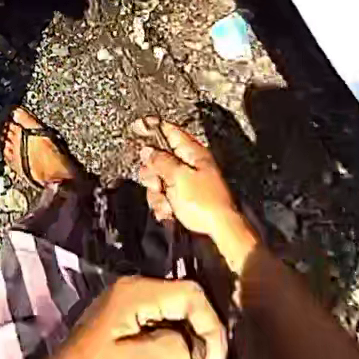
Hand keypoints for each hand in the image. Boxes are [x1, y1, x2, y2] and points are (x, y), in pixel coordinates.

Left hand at [55, 276, 226, 358]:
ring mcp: (131, 305)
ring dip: (189, 346)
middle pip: (186, 304)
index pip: (192, 293)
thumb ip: (171, 349)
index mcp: (137, 291)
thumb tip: (194, 349)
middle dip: (202, 338)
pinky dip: (173, 347)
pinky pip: (162, 328)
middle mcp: (136, 290)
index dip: (211, 327)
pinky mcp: (127, 321)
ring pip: (177, 318)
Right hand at [130, 117, 258, 273]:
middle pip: (159, 157)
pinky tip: (167, 212)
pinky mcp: (184, 199)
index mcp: (192, 152)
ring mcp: (186, 182)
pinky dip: (162, 204)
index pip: (169, 130)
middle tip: (155, 182)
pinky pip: (164, 195)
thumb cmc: (203, 201)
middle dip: (152, 171)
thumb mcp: (179, 177)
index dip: (152, 127)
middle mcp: (189, 164)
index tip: (136, 127)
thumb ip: (160, 161)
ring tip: (165, 203)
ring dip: (156, 192)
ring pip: (158, 179)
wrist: (221, 232)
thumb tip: (147, 150)